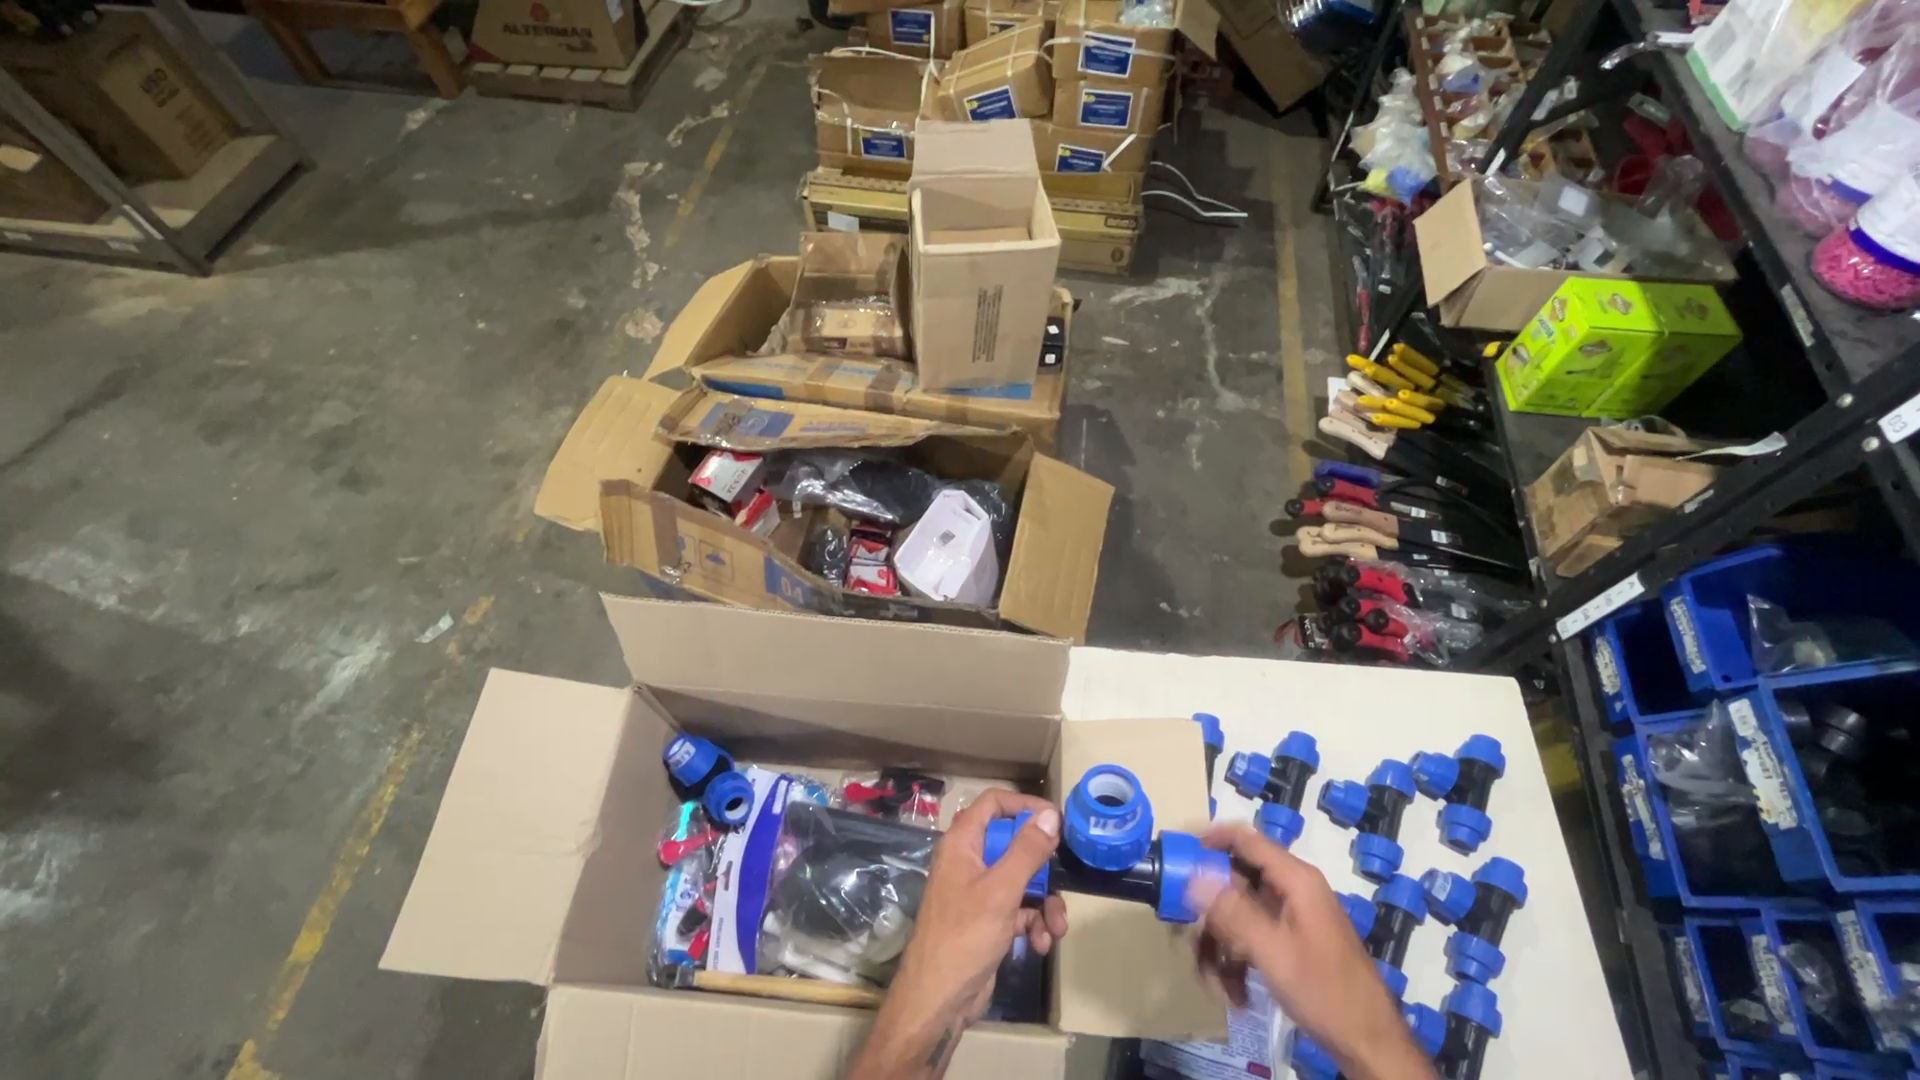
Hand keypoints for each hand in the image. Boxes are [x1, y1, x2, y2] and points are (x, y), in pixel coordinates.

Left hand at [848, 789, 1067, 1079]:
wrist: (939, 1000)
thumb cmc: (964, 936)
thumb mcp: (1000, 890)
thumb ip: (1027, 850)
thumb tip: (1050, 814)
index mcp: (962, 843)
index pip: (993, 803)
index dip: (1024, 805)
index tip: (1055, 819)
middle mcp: (969, 862)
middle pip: (1014, 844)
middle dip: (1042, 865)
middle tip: (1062, 874)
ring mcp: (979, 893)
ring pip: (1022, 881)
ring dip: (1045, 902)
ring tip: (1057, 927)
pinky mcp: (989, 921)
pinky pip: (1020, 910)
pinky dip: (1035, 924)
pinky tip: (1042, 944)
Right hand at [1187, 825, 1435, 1079]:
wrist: (1370, 1044)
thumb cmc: (1324, 992)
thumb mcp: (1272, 951)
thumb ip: (1232, 910)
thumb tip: (1194, 874)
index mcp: (1295, 879)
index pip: (1244, 838)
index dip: (1208, 839)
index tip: (1177, 855)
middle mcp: (1293, 889)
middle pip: (1235, 880)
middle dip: (1210, 912)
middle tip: (1189, 936)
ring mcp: (1292, 915)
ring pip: (1239, 913)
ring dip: (1221, 945)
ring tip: (1215, 982)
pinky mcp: (1291, 940)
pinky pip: (1252, 936)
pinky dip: (1238, 960)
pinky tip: (1237, 993)